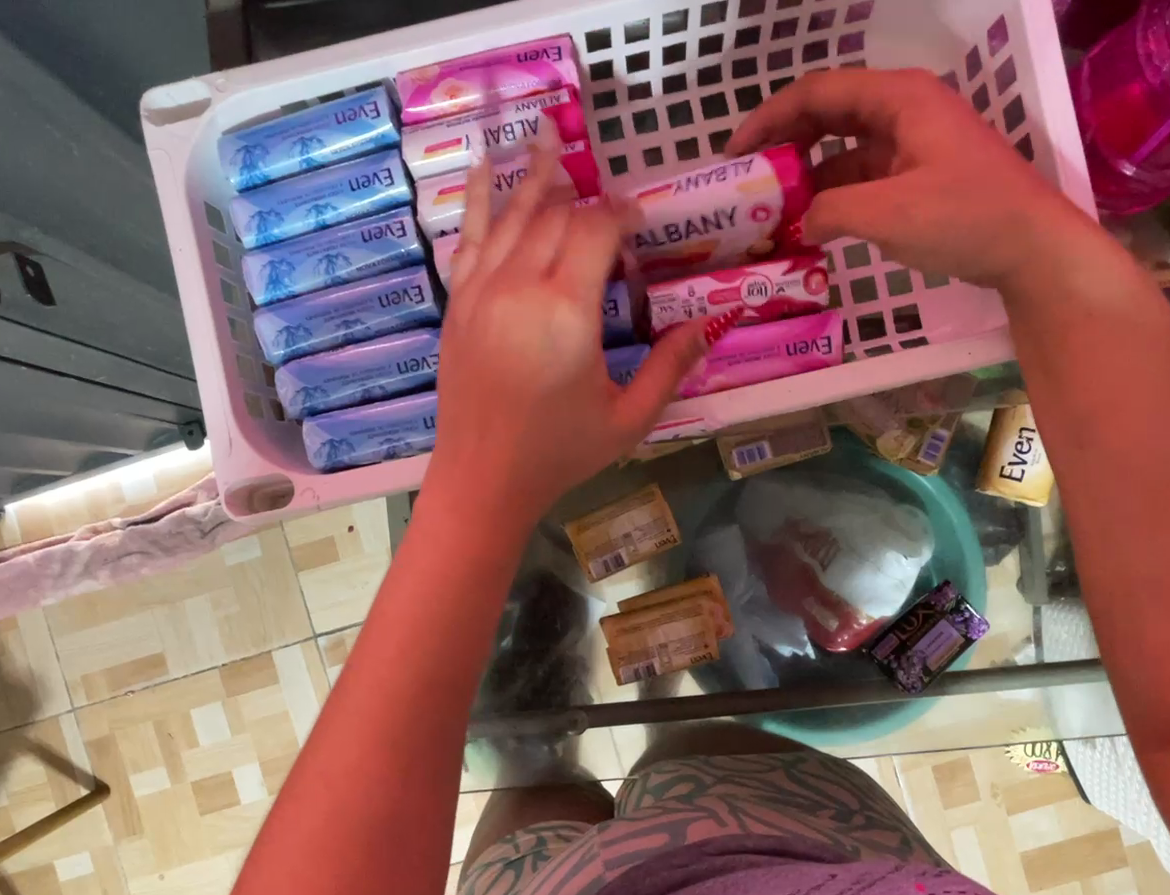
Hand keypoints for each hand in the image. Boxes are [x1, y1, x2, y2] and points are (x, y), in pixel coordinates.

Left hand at [429, 142, 721, 525]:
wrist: (483, 480)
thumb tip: (710, 324)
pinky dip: (480, 200)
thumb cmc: (560, 454)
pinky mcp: (458, 304)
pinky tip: (484, 166)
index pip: (597, 232)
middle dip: (587, 202)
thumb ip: (669, 368)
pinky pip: (470, 239)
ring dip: (536, 178)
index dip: (622, 214)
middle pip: (557, 218)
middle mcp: (520, 288)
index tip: (640, 216)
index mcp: (567, 313)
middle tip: (610, 205)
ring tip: (550, 138)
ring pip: (512, 216)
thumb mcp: (628, 419)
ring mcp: (482, 292)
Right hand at [726, 69, 1104, 292]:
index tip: (734, 154)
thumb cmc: (965, 218)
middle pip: (827, 115)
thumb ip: (829, 211)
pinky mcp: (917, 176)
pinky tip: (810, 224)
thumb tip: (801, 223)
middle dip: (784, 144)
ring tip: (771, 208)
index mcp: (899, 99)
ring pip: (842, 149)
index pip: (818, 92)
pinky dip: (832, 196)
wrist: (1031, 248)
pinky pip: (861, 177)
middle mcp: (903, 110)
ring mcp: (912, 143)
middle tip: (748, 180)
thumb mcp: (887, 214)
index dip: (769, 118)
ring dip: (806, 175)